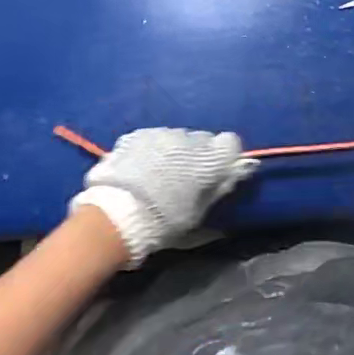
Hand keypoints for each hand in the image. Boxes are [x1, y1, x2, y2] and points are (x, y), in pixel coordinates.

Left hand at [71, 128, 256, 265]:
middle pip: (202, 139)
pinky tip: (141, 168)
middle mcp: (187, 139)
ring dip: (174, 151)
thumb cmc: (164, 221)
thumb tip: (236, 175)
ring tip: (159, 174)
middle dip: (198, 155)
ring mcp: (160, 133)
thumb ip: (219, 189)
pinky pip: (152, 138)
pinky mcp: (137, 134)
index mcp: (209, 159)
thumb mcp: (199, 214)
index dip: (225, 157)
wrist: (117, 214)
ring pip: (176, 137)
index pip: (231, 143)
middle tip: (186, 177)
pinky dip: (151, 149)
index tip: (217, 172)